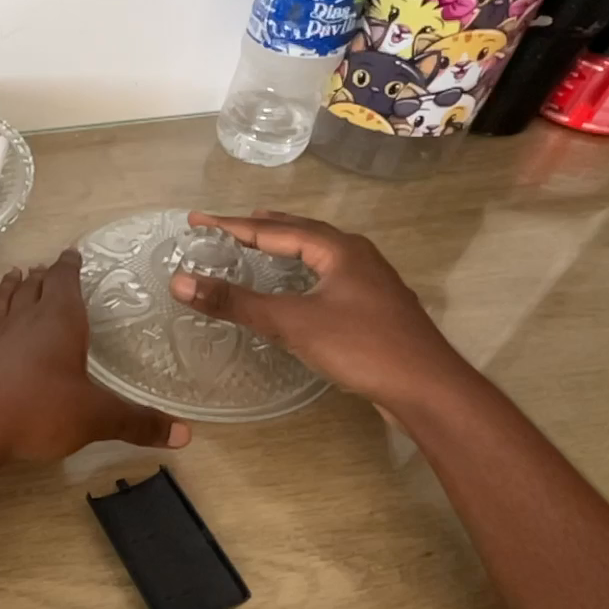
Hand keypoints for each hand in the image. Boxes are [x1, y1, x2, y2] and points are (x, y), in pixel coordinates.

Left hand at [0, 250, 189, 463]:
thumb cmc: (41, 410)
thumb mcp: (98, 417)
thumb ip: (138, 422)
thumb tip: (185, 435)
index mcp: (58, 320)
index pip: (63, 280)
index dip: (69, 265)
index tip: (72, 253)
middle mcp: (24, 320)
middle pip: (32, 287)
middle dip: (41, 275)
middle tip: (45, 267)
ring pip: (1, 302)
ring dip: (8, 287)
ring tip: (13, 276)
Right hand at [169, 211, 473, 412]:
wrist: (428, 389)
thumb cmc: (361, 347)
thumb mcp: (291, 323)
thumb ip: (235, 302)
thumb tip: (180, 282)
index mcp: (338, 249)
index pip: (273, 230)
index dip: (231, 225)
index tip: (197, 220)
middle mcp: (356, 255)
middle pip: (300, 232)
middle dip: (261, 227)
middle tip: (227, 226)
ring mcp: (370, 281)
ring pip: (318, 252)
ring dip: (285, 245)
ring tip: (260, 243)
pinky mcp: (374, 306)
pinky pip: (328, 273)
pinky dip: (302, 268)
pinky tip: (297, 285)